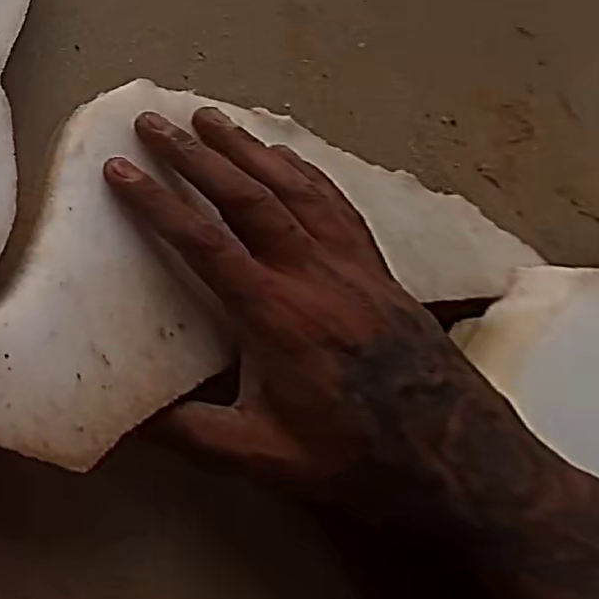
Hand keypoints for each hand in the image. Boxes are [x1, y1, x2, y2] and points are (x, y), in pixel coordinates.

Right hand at [101, 108, 563, 529]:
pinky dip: (302, 172)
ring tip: (207, 116)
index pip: (207, 244)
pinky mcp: (381, 276)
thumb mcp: (263, 460)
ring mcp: (358, 275)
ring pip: (298, 193)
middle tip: (152, 123)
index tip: (118, 170)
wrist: (485, 483)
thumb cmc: (360, 467)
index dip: (156, 203)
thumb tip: (114, 412)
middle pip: (252, 201)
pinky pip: (339, 209)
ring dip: (246, 150)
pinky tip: (278, 153)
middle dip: (196, 156)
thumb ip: (186, 432)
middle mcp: (320, 284)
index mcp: (282, 320)